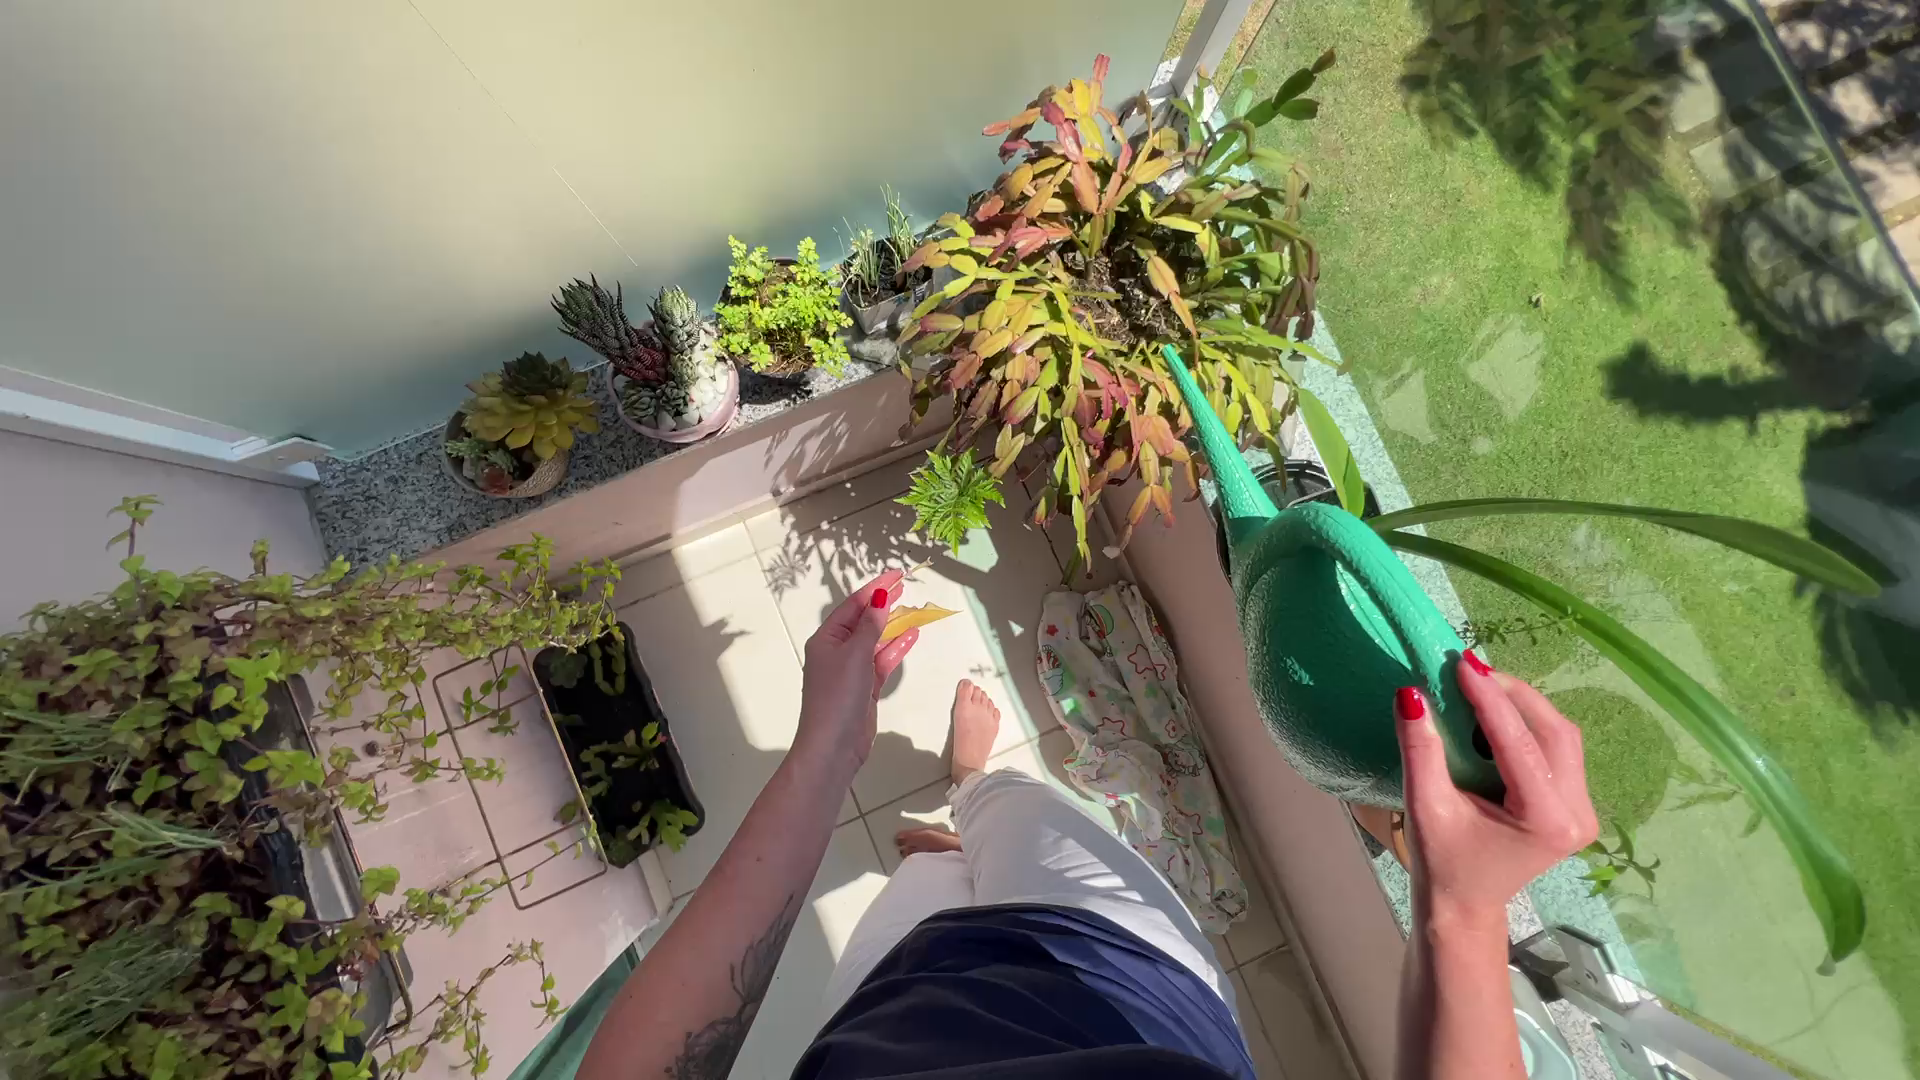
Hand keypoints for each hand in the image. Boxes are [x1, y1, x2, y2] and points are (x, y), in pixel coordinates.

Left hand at [795, 569, 918, 772]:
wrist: (834, 745)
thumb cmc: (838, 695)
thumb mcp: (855, 654)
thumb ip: (870, 626)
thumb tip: (880, 599)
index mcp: (826, 639)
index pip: (853, 605)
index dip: (875, 588)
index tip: (897, 573)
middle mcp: (837, 651)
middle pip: (863, 620)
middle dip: (883, 603)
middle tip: (905, 585)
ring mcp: (851, 670)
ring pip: (875, 640)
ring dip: (893, 625)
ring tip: (913, 609)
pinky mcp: (865, 688)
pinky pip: (882, 660)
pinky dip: (896, 648)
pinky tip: (912, 635)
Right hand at [1395, 656, 1597, 929]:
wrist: (1464, 901)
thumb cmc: (1441, 858)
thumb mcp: (1424, 803)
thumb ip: (1419, 748)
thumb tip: (1411, 694)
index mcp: (1546, 818)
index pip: (1520, 742)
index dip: (1490, 697)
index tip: (1460, 662)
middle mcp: (1578, 811)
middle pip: (1554, 731)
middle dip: (1512, 693)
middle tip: (1467, 667)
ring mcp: (1581, 807)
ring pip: (1559, 736)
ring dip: (1520, 704)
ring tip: (1475, 682)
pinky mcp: (1570, 801)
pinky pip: (1553, 747)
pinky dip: (1523, 721)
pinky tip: (1490, 710)